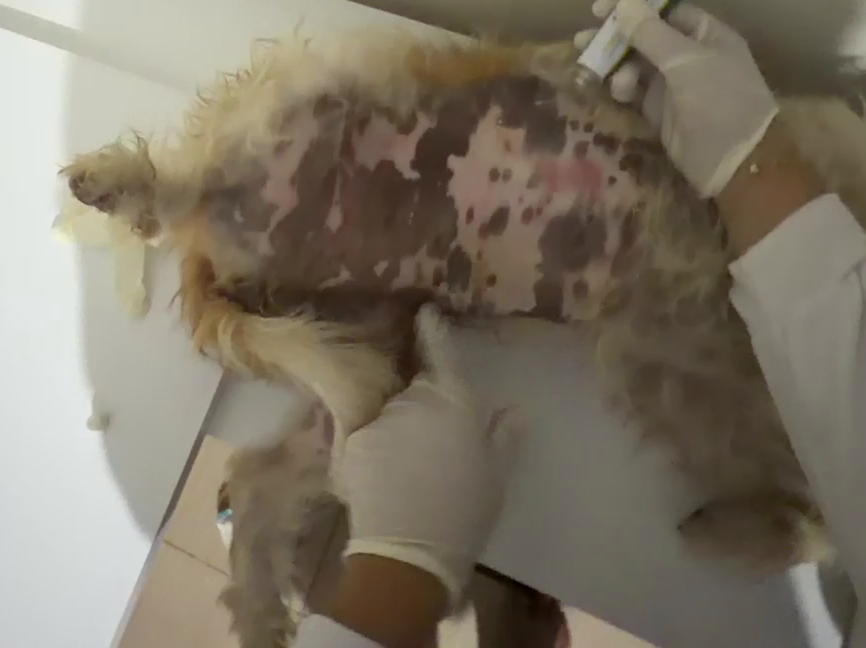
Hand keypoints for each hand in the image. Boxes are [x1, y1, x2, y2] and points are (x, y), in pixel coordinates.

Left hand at [332, 310, 515, 607]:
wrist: (409, 553)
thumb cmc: (464, 513)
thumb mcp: (495, 476)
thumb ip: (504, 436)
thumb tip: (513, 408)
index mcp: (454, 401)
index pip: (441, 351)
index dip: (432, 329)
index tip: (426, 312)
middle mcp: (414, 398)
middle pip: (415, 387)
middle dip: (421, 402)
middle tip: (431, 441)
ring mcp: (381, 416)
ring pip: (390, 411)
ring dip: (397, 426)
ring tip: (407, 468)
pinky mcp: (352, 438)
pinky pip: (366, 434)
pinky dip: (372, 448)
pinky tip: (382, 477)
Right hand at [574, 0, 779, 197]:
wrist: (735, 162)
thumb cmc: (718, 100)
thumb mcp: (685, 61)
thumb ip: (650, 33)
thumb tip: (623, 3)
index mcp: (706, 36)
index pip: (665, 12)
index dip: (633, 8)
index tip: (598, 10)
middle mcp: (690, 56)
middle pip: (645, 38)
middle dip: (616, 38)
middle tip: (584, 40)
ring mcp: (675, 85)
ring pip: (636, 65)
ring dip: (616, 65)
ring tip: (596, 69)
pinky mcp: (661, 111)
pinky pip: (634, 91)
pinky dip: (622, 88)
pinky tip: (616, 92)